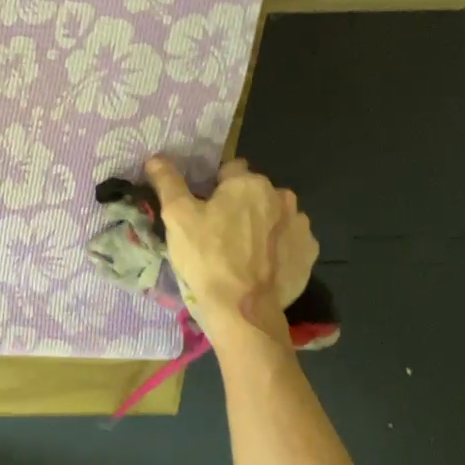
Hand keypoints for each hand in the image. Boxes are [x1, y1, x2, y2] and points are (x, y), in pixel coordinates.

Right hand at [146, 156, 318, 346]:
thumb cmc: (206, 256)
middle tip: (216, 232)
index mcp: (249, 183)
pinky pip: (288, 240)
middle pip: (254, 192)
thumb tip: (155, 158)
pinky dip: (274, 246)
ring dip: (259, 224)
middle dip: (239, 204)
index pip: (229, 170)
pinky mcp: (309, 251)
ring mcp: (300, 224)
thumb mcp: (176, 217)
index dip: (212, 187)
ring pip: (273, 215)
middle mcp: (282, 196)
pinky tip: (258, 264)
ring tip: (238, 251)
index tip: (201, 208)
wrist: (242, 306)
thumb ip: (168, 183)